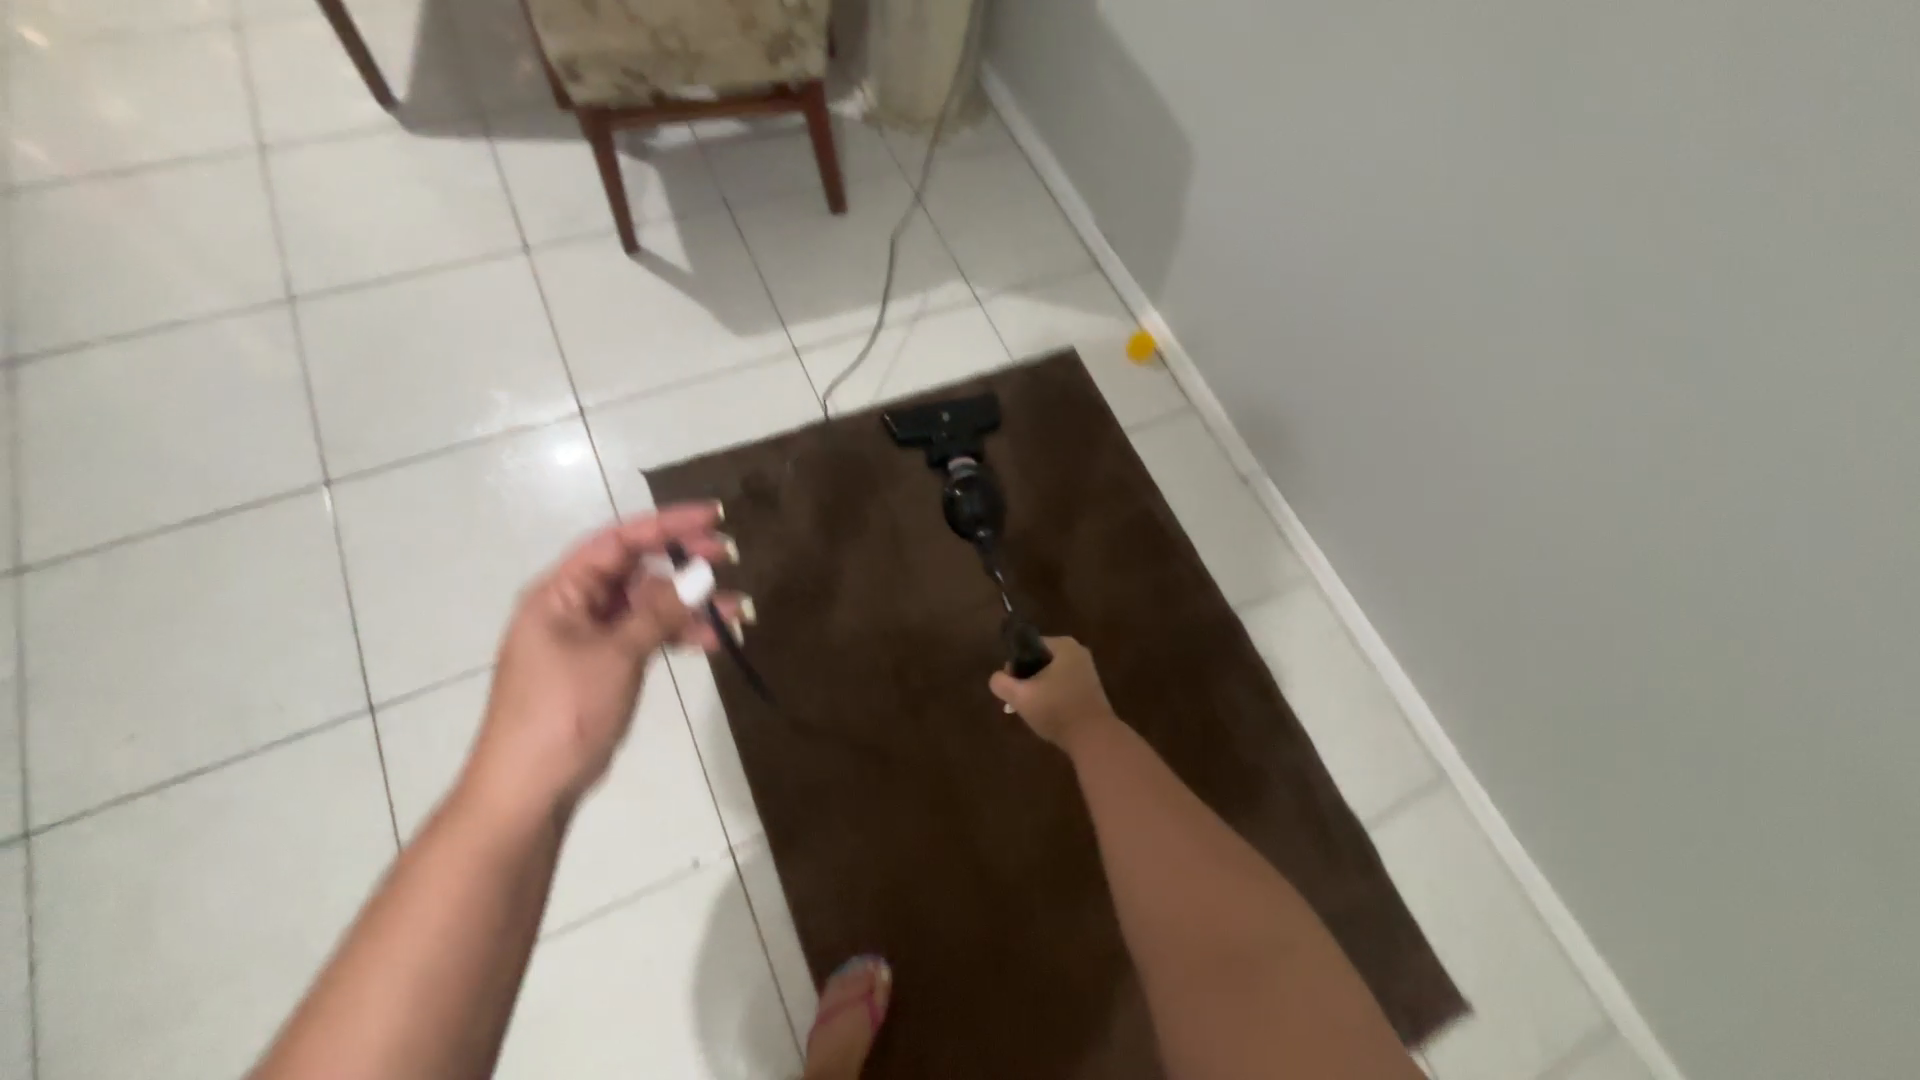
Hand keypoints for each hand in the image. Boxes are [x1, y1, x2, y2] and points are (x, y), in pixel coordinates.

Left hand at [462, 504, 745, 818]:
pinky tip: (713, 642)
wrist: (529, 787)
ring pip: (648, 607)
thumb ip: (659, 612)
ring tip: (737, 612)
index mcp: (561, 592)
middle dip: (684, 566)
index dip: (667, 525)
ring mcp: (590, 638)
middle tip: (729, 559)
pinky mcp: (604, 667)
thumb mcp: (615, 655)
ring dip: (690, 607)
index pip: (618, 541)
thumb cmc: (563, 711)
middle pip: (636, 571)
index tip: (713, 518)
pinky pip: (647, 637)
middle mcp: (574, 606)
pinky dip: (677, 636)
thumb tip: (702, 574)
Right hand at [988, 637, 1116, 749]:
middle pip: (1040, 662)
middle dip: (1027, 680)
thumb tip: (997, 678)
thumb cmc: (1057, 710)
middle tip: (1020, 701)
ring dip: (1039, 691)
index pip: (1029, 646)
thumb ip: (1002, 683)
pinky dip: (1053, 699)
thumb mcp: (1020, 696)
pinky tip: (1048, 716)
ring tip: (1032, 711)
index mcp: (1064, 646)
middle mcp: (1078, 653)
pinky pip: (1064, 688)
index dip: (1015, 665)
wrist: (1094, 738)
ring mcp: (1088, 672)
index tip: (1012, 686)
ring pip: (1052, 677)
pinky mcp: (1091, 691)